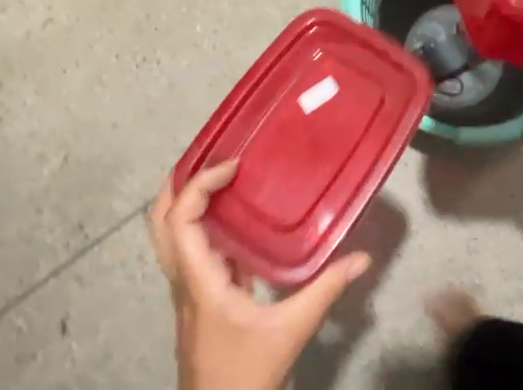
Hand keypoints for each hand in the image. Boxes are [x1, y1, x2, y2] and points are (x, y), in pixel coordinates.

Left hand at [149, 161, 371, 389]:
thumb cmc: (248, 375)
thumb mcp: (291, 330)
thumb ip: (325, 289)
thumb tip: (362, 257)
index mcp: (198, 281)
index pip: (181, 219)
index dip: (200, 184)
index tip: (234, 166)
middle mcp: (184, 281)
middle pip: (160, 224)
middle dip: (177, 184)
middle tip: (206, 155)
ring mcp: (188, 293)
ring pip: (173, 238)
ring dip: (188, 204)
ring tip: (222, 178)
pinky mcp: (200, 303)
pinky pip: (194, 254)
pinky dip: (206, 228)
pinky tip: (238, 222)